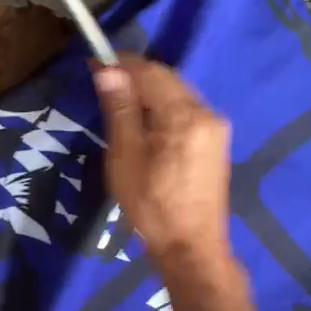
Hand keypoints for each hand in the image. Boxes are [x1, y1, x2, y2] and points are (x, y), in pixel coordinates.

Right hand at [94, 55, 234, 262]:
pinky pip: (186, 109)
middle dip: (135, 75)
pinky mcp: (216, 141)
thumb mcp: (126, 157)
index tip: (94, 62)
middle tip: (102, 81)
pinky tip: (144, 122)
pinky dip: (162, 107)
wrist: (191, 248)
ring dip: (149, 90)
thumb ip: (120, 110)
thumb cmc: (151, 206)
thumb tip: (109, 71)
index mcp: (185, 116)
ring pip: (177, 93)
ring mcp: (216, 127)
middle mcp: (207, 113)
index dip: (122, 63)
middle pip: (168, 79)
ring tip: (118, 101)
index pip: (151, 72)